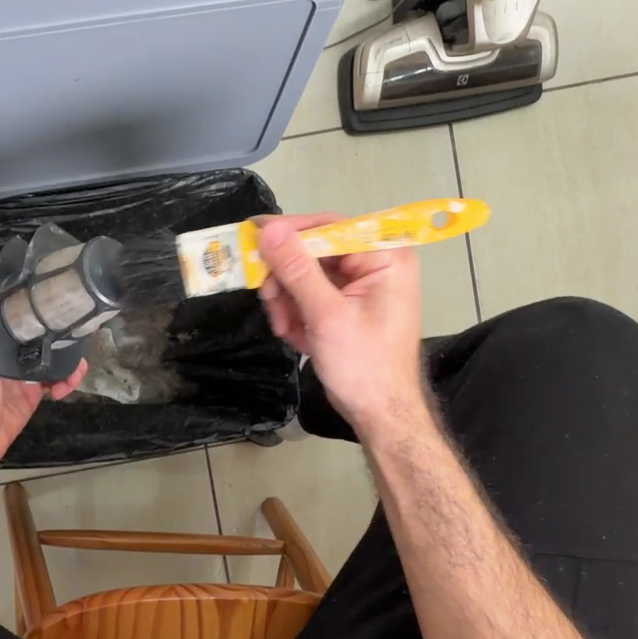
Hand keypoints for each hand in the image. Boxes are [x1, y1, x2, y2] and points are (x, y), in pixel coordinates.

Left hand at [0, 285, 86, 471]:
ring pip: (52, 355)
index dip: (28, 302)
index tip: (51, 294)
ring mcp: (20, 372)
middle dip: (58, 330)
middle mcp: (3, 350)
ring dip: (69, 357)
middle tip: (77, 330)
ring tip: (78, 364)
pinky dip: (68, 380)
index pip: (10, 310)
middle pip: (37, 331)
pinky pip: (56, 380)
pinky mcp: (33, 393)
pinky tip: (67, 386)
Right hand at [257, 213, 429, 433]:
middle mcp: (375, 263)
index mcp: (384, 257)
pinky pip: (310, 293)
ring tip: (283, 327)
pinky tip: (296, 335)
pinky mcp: (346, 304)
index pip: (330, 227)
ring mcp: (361, 284)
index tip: (253, 237)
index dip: (290, 232)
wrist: (379, 412)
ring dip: (287, 299)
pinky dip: (296, 312)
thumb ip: (297, 269)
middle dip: (286, 278)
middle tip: (266, 298)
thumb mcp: (326, 315)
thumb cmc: (363, 364)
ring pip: (306, 274)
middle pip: (314, 251)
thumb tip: (269, 231)